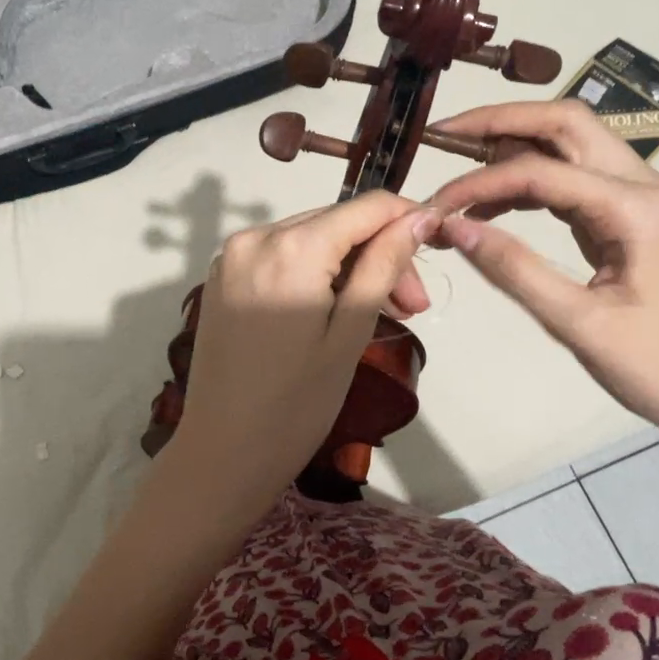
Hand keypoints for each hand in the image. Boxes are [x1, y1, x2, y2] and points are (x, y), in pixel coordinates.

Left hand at [174, 191, 438, 486]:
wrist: (223, 452)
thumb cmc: (296, 404)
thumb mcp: (349, 334)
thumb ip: (383, 267)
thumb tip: (420, 217)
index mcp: (289, 247)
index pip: (366, 207)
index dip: (409, 220)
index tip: (438, 253)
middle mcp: (252, 238)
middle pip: (335, 223)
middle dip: (380, 255)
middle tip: (414, 310)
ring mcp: (230, 259)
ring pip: (307, 240)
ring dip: (348, 267)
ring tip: (382, 315)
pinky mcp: (219, 282)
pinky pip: (278, 259)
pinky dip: (311, 275)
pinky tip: (332, 312)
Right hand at [422, 100, 658, 439]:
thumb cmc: (654, 365)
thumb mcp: (577, 323)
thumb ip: (513, 269)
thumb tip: (452, 228)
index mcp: (638, 209)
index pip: (540, 172)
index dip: (479, 182)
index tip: (432, 208)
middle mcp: (644, 186)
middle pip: (566, 124)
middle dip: (500, 122)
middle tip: (443, 136)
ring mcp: (639, 200)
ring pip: (570, 145)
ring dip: (513, 148)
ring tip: (458, 175)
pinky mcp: (627, 219)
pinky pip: (572, 180)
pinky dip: (527, 184)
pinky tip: (491, 211)